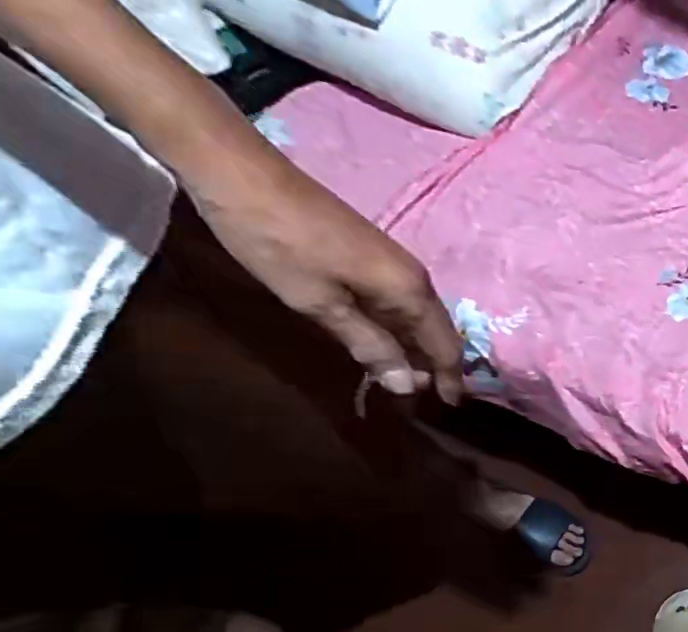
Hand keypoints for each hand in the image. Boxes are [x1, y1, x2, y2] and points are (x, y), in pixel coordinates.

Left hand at [188, 152, 464, 403]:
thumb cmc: (277, 241)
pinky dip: (401, 328)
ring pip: (422, 318)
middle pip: (439, 333)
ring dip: (416, 348)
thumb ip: (369, 345)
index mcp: (411, 292)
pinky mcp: (378, 257)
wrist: (238, 168)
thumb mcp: (319, 303)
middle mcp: (417, 280)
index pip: (446, 347)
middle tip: (416, 394)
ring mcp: (399, 265)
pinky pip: (404, 303)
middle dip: (434, 366)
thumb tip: (406, 385)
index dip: (449, 379)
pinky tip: (383, 338)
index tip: (448, 406)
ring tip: (401, 373)